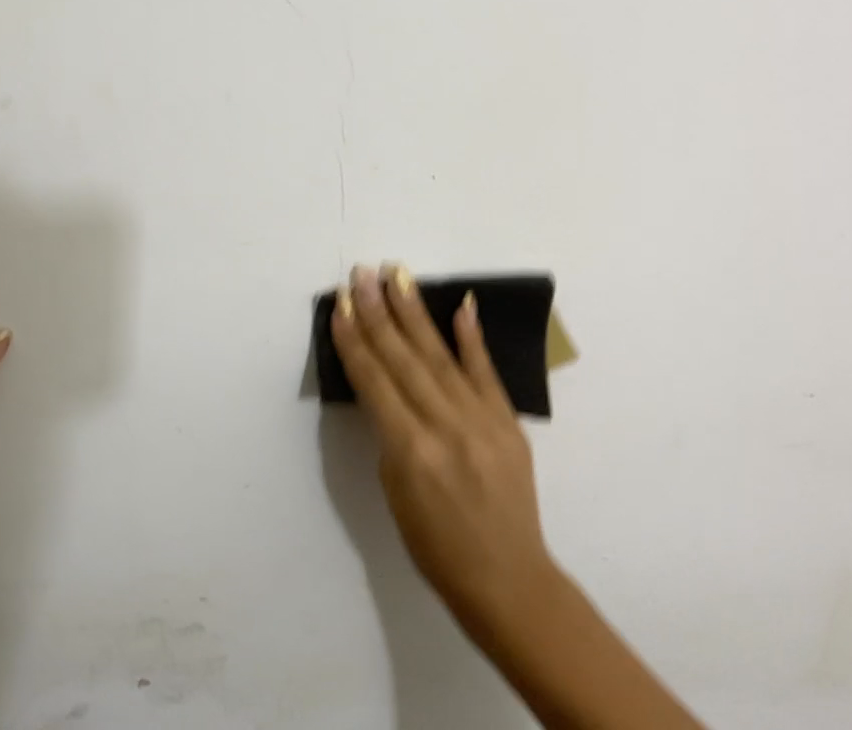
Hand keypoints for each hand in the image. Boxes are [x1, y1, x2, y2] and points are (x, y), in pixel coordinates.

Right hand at [331, 263, 557, 622]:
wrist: (505, 578)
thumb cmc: (433, 545)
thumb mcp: (392, 489)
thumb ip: (389, 432)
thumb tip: (386, 388)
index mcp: (409, 449)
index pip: (374, 380)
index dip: (355, 340)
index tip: (342, 305)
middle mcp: (445, 426)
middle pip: (404, 358)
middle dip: (379, 312)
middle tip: (363, 273)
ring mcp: (482, 422)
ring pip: (440, 356)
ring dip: (415, 313)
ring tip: (398, 275)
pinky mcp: (508, 424)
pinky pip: (487, 374)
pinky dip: (472, 339)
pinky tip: (461, 306)